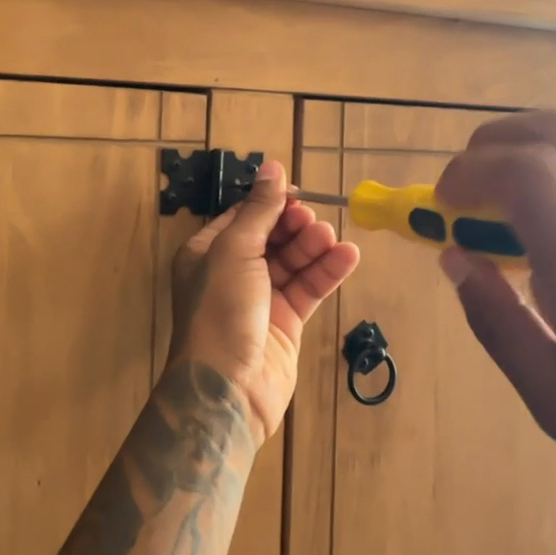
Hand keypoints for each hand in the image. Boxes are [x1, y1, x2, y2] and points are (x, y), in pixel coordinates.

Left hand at [168, 160, 360, 441]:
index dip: (269, 204)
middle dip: (294, 226)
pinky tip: (349, 257)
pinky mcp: (285, 323)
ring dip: (313, 247)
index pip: (242, 217)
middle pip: (270, 238)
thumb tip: (273, 167)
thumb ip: (259, 210)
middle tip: (315, 221)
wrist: (227, 387)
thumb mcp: (234, 250)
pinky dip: (326, 272)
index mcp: (206, 252)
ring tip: (333, 238)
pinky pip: (308, 289)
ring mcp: (259, 299)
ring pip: (292, 263)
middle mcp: (231, 272)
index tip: (298, 194)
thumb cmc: (220, 309)